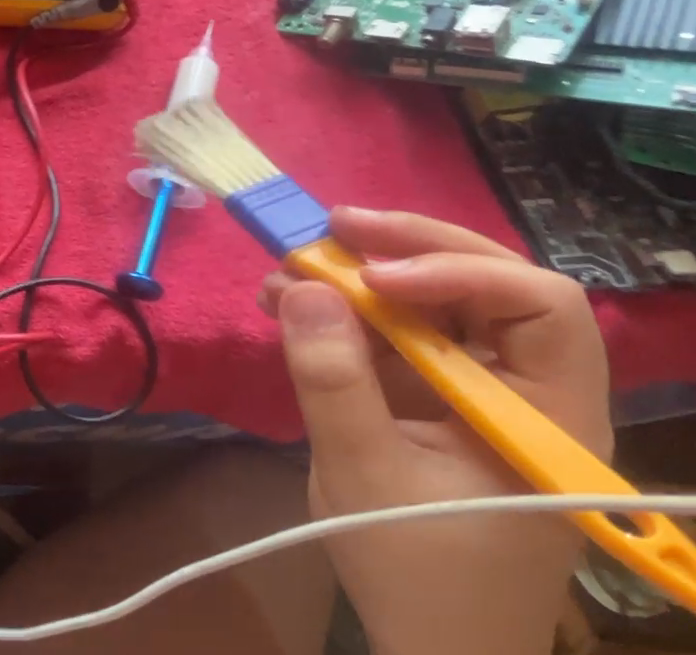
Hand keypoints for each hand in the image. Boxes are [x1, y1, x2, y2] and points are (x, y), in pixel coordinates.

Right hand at [259, 206, 609, 654]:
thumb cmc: (414, 567)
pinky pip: (397, 337)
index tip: (370, 276)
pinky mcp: (433, 401)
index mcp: (548, 413)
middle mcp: (527, 389)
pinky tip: (289, 302)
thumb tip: (301, 287)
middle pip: (491, 286)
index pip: (539, 306)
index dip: (457, 271)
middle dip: (409, 247)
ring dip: (365, 276)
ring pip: (438, 305)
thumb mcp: (362, 472)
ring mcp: (478, 393)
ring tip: (290, 263)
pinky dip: (345, 312)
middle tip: (332, 224)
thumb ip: (333, 380)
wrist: (432, 640)